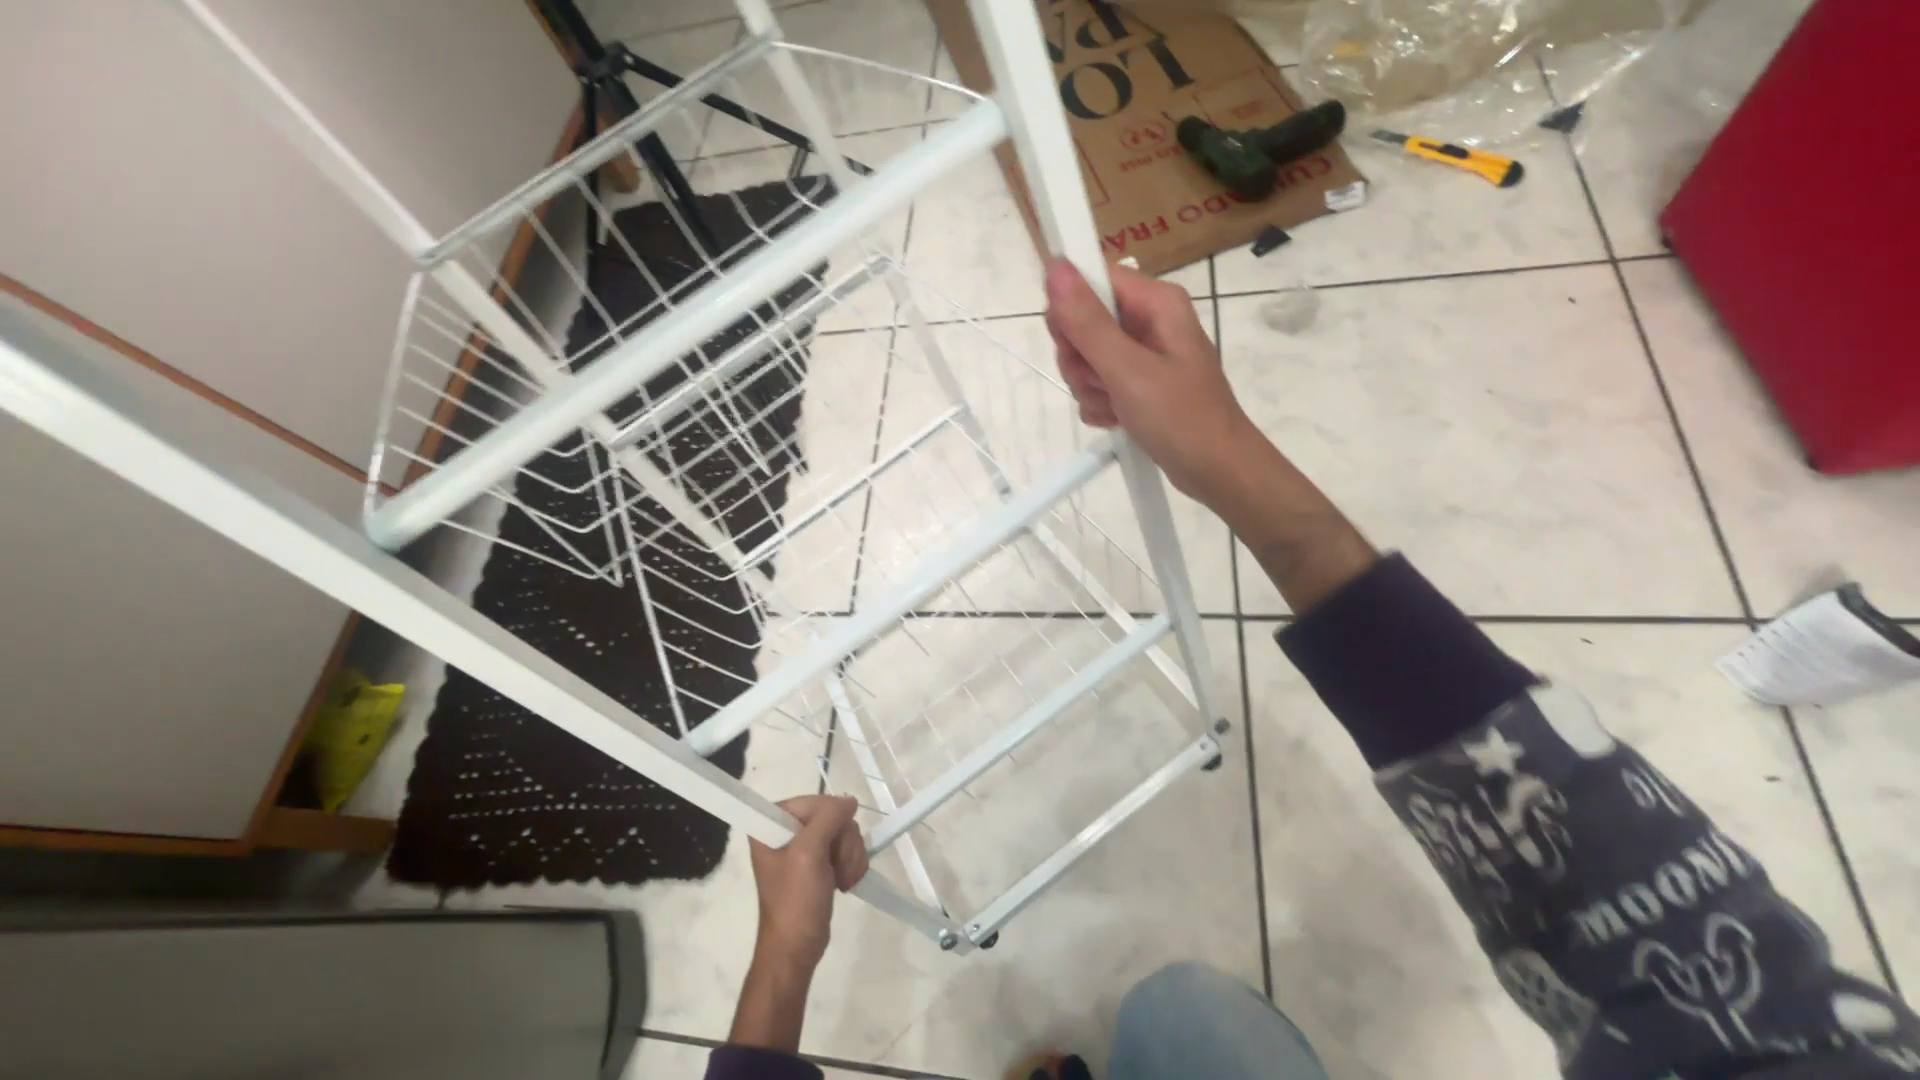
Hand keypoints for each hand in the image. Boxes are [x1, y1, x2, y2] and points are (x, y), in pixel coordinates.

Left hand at [748, 794, 868, 972]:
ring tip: (840, 881)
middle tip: (834, 869)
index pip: (813, 801)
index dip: (830, 820)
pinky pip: (847, 848)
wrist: (797, 948)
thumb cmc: (795, 902)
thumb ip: (827, 819)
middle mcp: (785, 830)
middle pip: (832, 816)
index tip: (829, 847)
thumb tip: (849, 801)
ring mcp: (804, 847)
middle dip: (842, 844)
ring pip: (844, 832)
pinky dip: (852, 865)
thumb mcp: (808, 855)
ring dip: (850, 857)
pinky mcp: (819, 862)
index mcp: (770, 823)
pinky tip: (844, 883)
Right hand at [1045, 257, 1377, 612]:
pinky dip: (1100, 404)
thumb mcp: (1128, 369)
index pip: (1092, 280)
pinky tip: (1116, 419)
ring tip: (1116, 407)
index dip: (1071, 310)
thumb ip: (1087, 321)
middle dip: (1080, 359)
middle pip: (1083, 321)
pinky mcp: (1137, 384)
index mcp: (1155, 302)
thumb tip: (1055, 266)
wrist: (1217, 470)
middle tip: (1103, 383)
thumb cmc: (1180, 417)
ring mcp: (1142, 354)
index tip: (1073, 345)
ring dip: (1089, 386)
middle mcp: (1148, 320)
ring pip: (1086, 357)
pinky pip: (1098, 383)